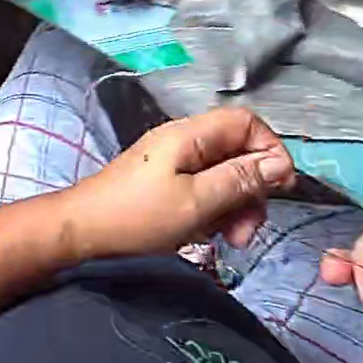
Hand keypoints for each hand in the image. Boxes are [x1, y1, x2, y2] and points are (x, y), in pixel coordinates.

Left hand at [55, 107, 294, 260]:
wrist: (82, 230)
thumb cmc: (138, 216)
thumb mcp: (196, 202)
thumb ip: (240, 179)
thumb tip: (280, 163)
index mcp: (190, 134)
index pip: (246, 122)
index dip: (269, 150)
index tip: (278, 189)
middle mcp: (184, 140)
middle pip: (238, 151)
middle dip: (252, 189)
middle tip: (248, 230)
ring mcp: (174, 161)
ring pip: (224, 173)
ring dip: (236, 206)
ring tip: (230, 240)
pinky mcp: (166, 181)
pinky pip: (204, 187)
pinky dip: (214, 209)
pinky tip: (208, 234)